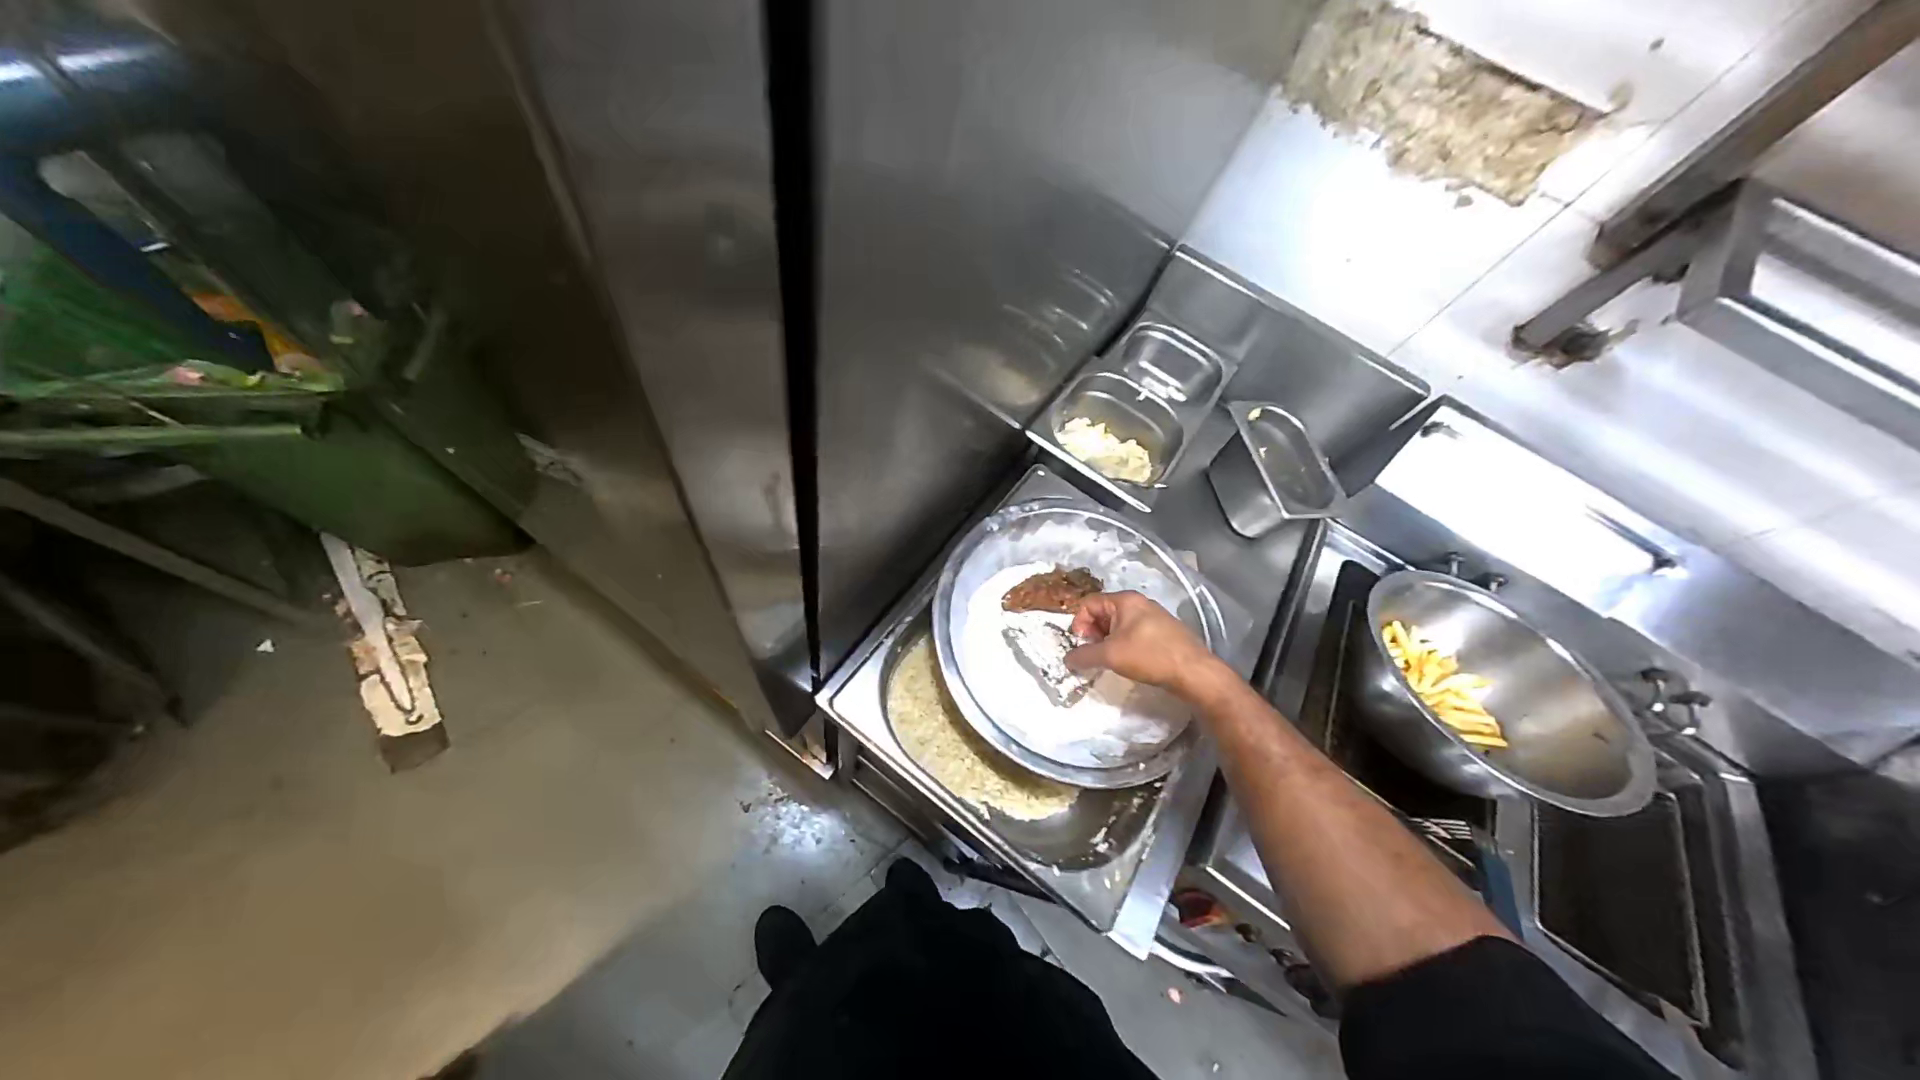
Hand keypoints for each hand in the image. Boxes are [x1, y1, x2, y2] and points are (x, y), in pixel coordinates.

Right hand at [1065, 591, 1224, 698]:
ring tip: (1110, 660)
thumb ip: (1084, 655)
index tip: (1081, 644)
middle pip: (1103, 613)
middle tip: (1094, 654)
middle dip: (1093, 633)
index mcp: (1125, 600)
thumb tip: (1067, 659)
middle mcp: (1139, 603)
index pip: (1089, 603)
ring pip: (1118, 625)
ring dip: (1108, 641)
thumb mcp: (1110, 655)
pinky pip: (1133, 633)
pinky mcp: (1163, 632)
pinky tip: (1129, 662)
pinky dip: (1124, 645)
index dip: (1079, 623)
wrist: (1193, 672)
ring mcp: (1153, 617)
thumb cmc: (1149, 656)